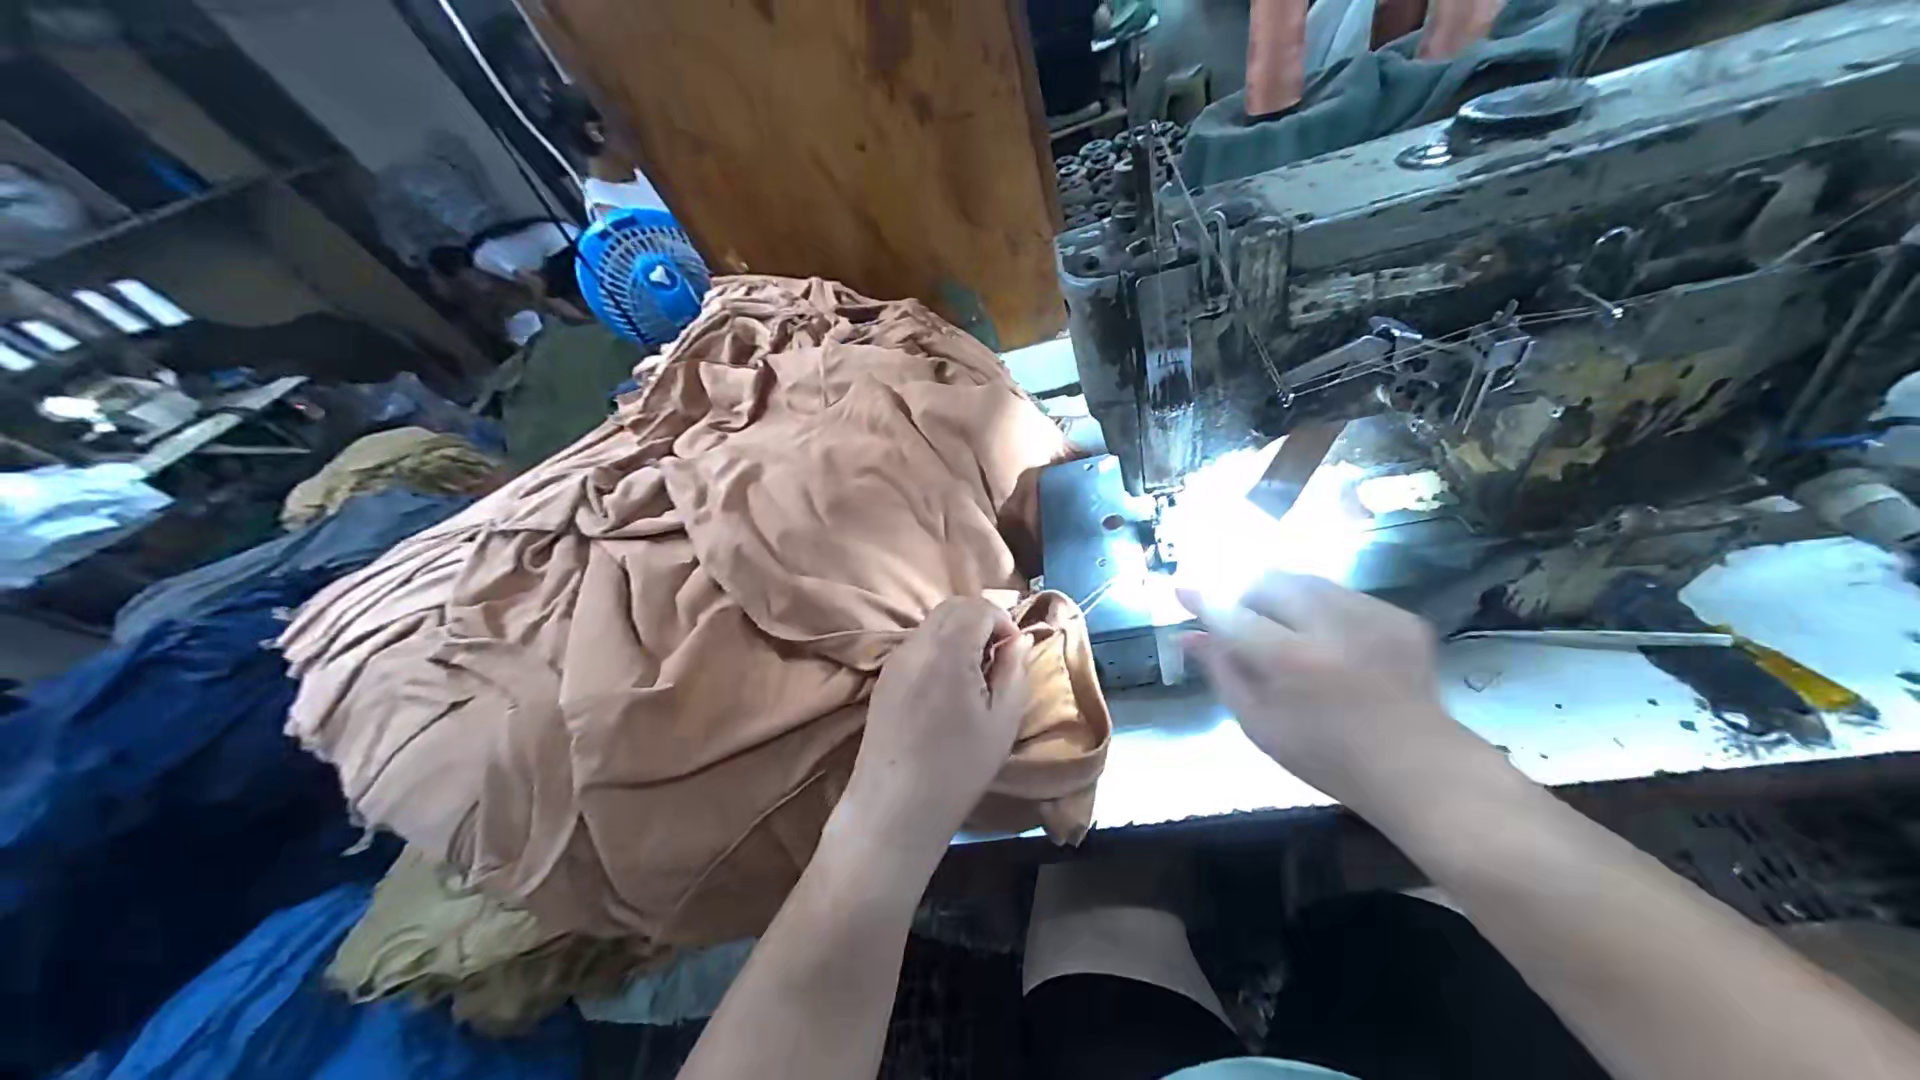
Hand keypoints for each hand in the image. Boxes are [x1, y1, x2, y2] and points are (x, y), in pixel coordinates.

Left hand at [839, 597, 1031, 862]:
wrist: (895, 808)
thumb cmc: (958, 769)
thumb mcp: (1002, 721)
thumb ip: (1014, 670)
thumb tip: (1018, 639)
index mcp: (947, 652)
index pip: (977, 607)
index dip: (1002, 620)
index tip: (1013, 651)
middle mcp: (915, 646)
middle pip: (952, 607)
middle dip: (981, 620)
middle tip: (998, 657)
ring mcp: (894, 661)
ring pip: (932, 623)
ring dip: (959, 633)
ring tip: (975, 674)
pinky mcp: (883, 678)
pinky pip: (917, 645)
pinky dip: (939, 648)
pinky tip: (948, 687)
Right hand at [1179, 573, 1496, 816]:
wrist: (1419, 770)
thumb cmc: (1326, 756)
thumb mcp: (1258, 723)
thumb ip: (1222, 672)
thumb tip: (1189, 636)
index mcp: (1291, 660)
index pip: (1233, 614)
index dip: (1203, 600)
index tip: (1182, 590)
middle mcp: (1332, 627)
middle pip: (1271, 581)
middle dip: (1247, 593)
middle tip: (1240, 619)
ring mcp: (1372, 617)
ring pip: (1306, 581)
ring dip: (1282, 596)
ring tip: (1282, 627)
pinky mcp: (1399, 617)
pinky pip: (1342, 595)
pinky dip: (1321, 608)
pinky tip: (1326, 640)